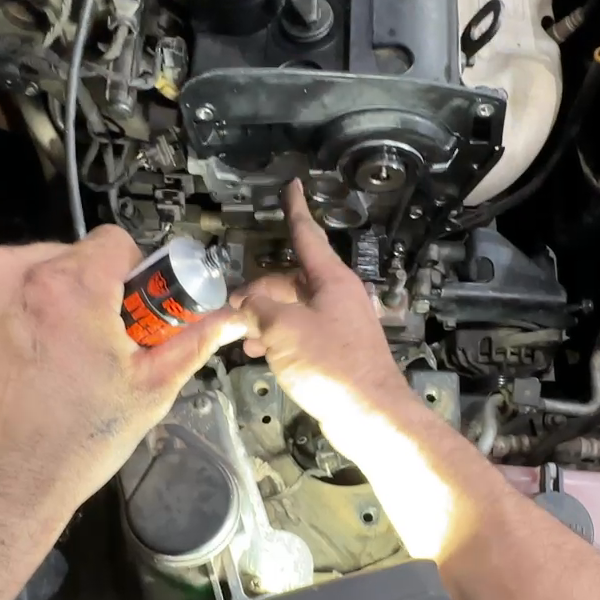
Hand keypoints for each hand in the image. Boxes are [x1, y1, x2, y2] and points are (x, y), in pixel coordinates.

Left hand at [0, 227, 238, 599]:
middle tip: (81, 344)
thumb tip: (224, 318)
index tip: (124, 309)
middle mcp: (6, 272)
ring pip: (17, 272)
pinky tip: (0, 362)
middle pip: (63, 258)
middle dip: (77, 293)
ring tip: (36, 358)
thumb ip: (190, 342)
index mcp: (67, 287)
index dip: (128, 277)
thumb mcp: (146, 394)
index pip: (114, 243)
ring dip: (31, 301)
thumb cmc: (65, 448)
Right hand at [233, 182, 415, 437]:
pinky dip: (279, 337)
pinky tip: (260, 353)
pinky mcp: (336, 351)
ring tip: (241, 336)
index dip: (295, 210)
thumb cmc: (329, 364)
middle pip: (291, 280)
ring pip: (293, 309)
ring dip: (265, 318)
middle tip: (230, 308)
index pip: (307, 235)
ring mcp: (339, 324)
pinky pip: (300, 333)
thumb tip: (243, 301)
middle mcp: (338, 296)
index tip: (293, 185)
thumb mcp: (282, 329)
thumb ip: (256, 307)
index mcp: (332, 280)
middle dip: (259, 290)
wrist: (369, 414)